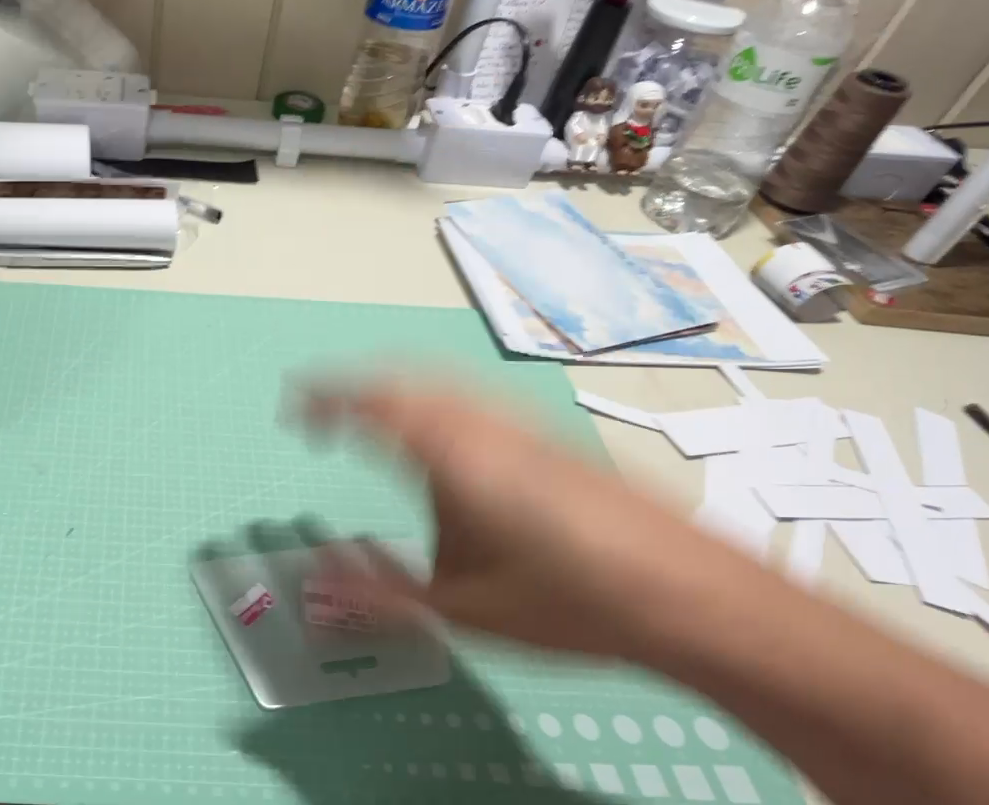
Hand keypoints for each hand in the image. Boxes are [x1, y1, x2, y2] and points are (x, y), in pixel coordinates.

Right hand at [302, 379, 769, 659]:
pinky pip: (470, 397)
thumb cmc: (569, 602)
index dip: (322, 400)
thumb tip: (313, 574)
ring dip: (395, 392)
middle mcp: (479, 421)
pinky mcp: (546, 434)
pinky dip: (433, 401)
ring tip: (372, 423)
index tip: (295, 411)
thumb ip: (379, 589)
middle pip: (400, 380)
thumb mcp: (463, 608)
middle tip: (324, 416)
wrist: (693, 593)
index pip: (368, 405)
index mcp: (447, 452)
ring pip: (438, 383)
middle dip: (353, 391)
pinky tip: (447, 444)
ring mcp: (517, 422)